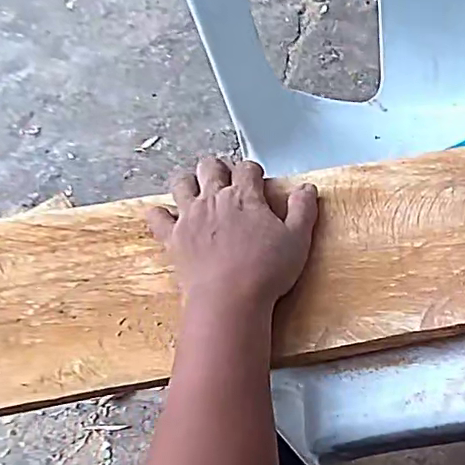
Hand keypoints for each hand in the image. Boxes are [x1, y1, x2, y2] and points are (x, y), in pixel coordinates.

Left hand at [145, 156, 318, 315]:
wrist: (230, 297)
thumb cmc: (268, 269)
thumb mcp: (298, 239)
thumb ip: (303, 210)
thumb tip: (307, 188)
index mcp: (245, 198)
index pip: (246, 169)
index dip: (253, 170)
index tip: (258, 178)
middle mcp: (213, 199)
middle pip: (209, 167)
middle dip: (219, 168)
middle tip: (228, 179)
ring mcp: (188, 217)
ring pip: (181, 183)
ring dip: (190, 181)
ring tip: (200, 190)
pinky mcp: (172, 237)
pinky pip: (157, 215)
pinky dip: (162, 212)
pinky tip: (171, 216)